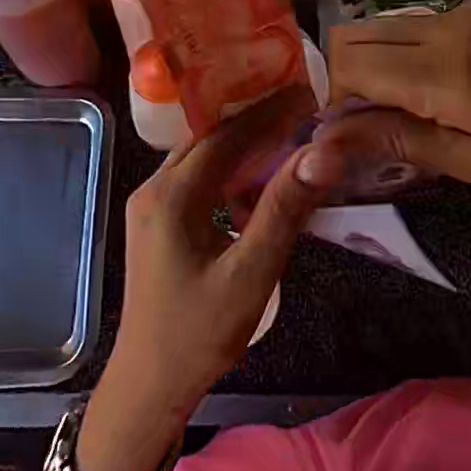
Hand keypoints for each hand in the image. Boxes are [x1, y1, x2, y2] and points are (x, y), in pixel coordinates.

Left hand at [79, 88, 336, 470]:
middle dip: (253, 120)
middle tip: (301, 104)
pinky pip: (192, 183)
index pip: (226, 137)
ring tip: (285, 132)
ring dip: (238, 145)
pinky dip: (224, 173)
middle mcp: (152, 189)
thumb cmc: (199, 333)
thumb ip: (282, 211)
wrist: (149, 379)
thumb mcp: (250, 273)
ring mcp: (148, 206)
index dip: (269, 112)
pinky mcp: (154, 223)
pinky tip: (253, 181)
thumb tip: (321, 153)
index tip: (308, 90)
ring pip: (198, 159)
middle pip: (207, 140)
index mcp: (171, 196)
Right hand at [315, 5, 470, 191]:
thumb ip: (398, 141)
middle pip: (352, 36)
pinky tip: (422, 91)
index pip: (349, 67)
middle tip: (364, 123)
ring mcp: (462, 14)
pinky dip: (392, 55)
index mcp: (447, 73)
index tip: (345, 136)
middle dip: (340, 79)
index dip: (331, 102)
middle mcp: (445, 28)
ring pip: (375, 27)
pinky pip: (406, 26)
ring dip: (365, 65)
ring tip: (392, 110)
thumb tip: (326, 140)